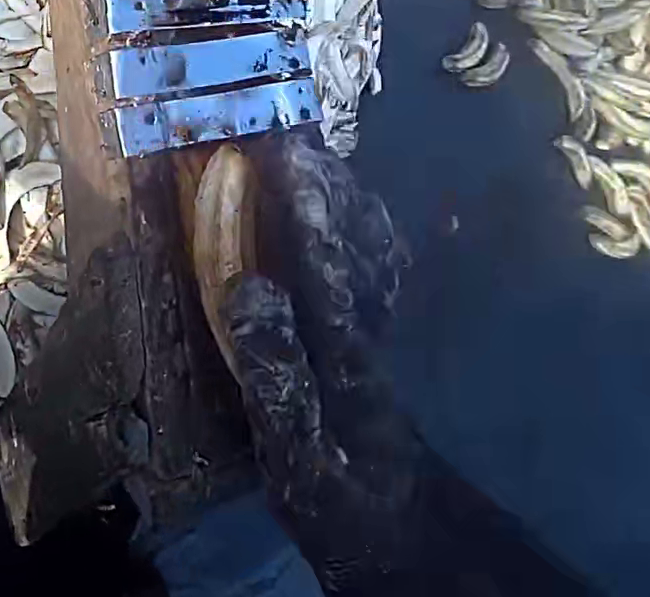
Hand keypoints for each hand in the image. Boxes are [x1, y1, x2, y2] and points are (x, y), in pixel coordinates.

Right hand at [225, 137, 582, 595]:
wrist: (398, 525)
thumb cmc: (338, 493)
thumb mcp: (296, 452)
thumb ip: (275, 371)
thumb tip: (250, 288)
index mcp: (339, 345)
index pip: (321, 255)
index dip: (299, 196)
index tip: (276, 144)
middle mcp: (360, 317)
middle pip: (346, 229)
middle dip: (314, 173)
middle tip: (279, 123)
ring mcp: (371, 318)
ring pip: (361, 234)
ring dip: (333, 183)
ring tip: (300, 143)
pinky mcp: (369, 324)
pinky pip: (364, 252)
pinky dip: (348, 212)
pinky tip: (334, 196)